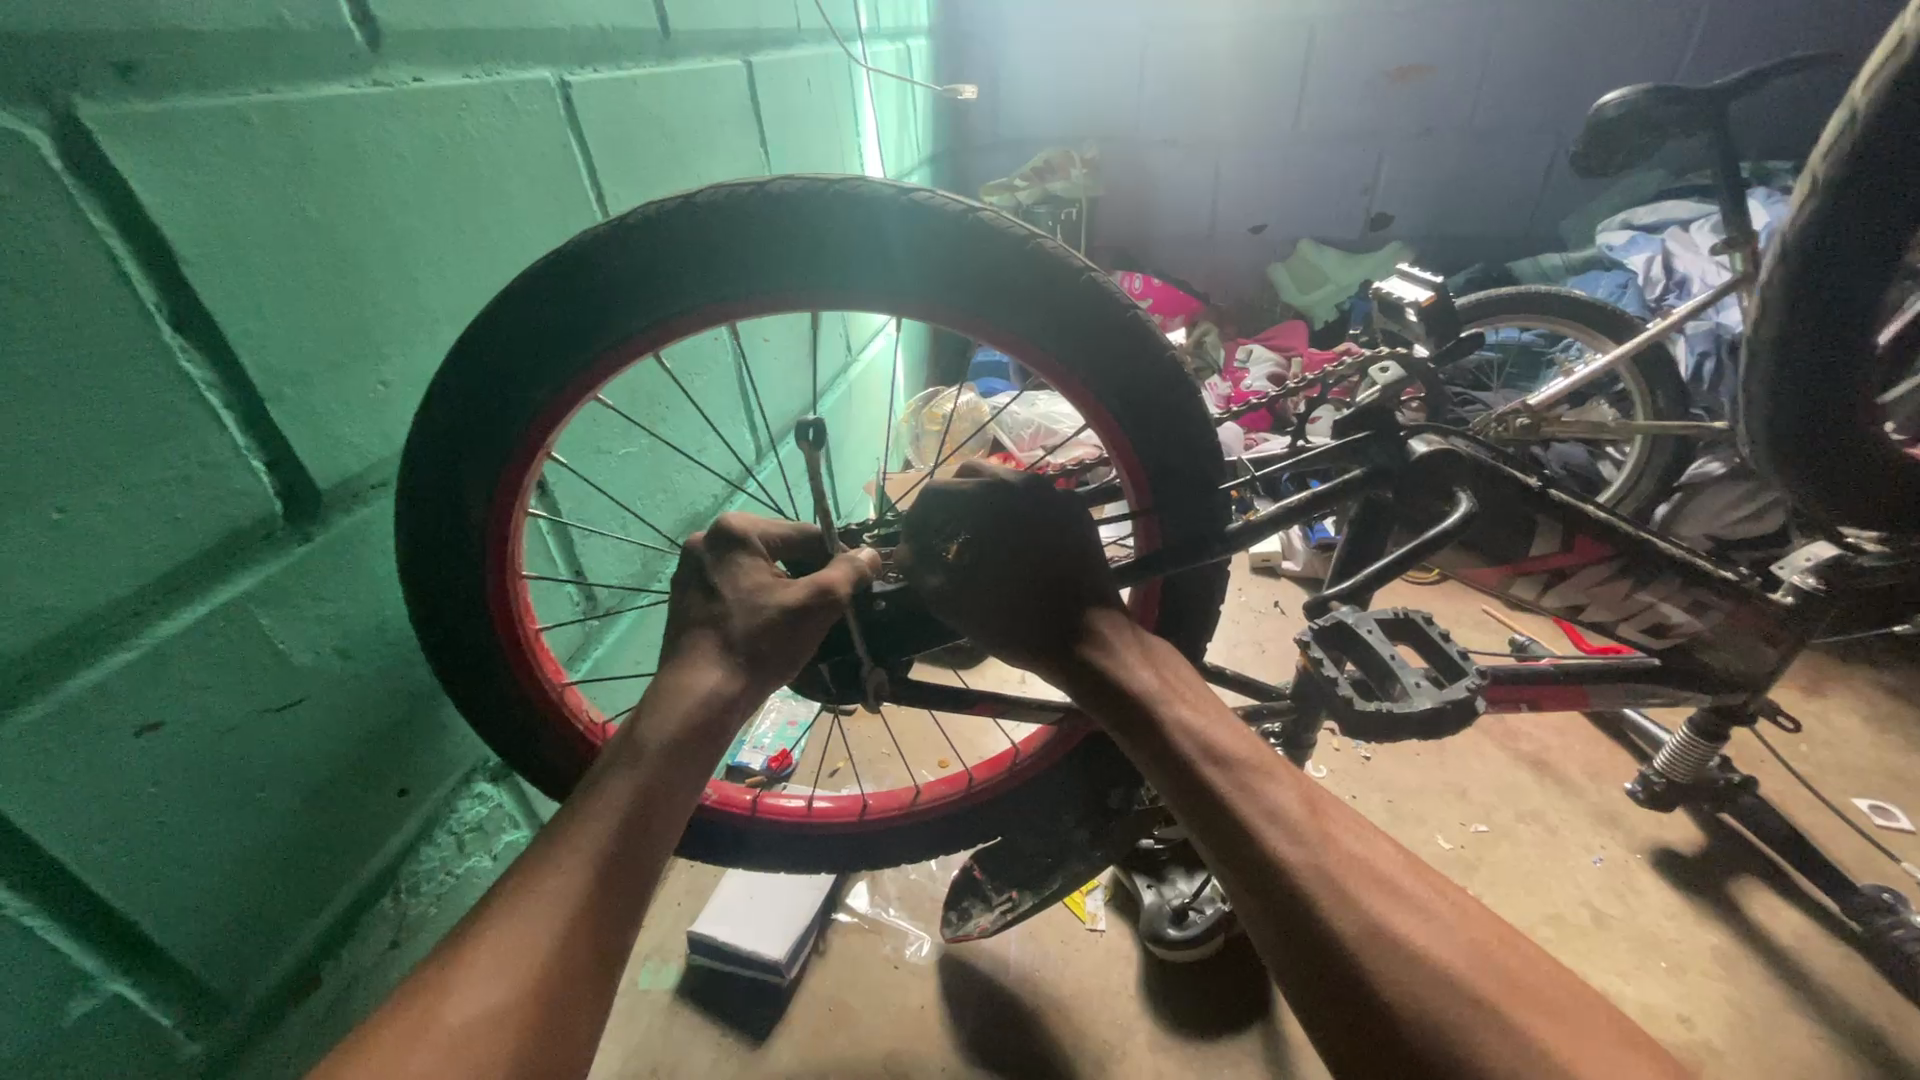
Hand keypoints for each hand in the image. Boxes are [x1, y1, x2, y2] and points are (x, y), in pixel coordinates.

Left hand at [656, 513, 880, 706]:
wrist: (700, 697)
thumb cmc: (759, 644)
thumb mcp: (817, 605)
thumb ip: (848, 573)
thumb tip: (870, 554)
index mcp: (737, 530)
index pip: (806, 535)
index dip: (837, 559)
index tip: (855, 585)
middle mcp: (708, 539)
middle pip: (779, 550)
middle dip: (807, 575)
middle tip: (829, 607)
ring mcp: (691, 569)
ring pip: (757, 571)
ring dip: (783, 589)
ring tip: (802, 620)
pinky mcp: (685, 597)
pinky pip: (735, 589)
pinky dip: (757, 602)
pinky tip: (769, 628)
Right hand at [898, 460, 1123, 674]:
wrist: (1090, 640)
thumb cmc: (1016, 623)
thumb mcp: (952, 600)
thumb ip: (918, 567)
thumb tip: (904, 550)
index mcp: (989, 499)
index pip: (935, 493)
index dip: (915, 521)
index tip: (913, 548)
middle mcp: (1023, 482)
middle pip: (968, 477)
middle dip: (948, 506)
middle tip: (940, 542)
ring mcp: (1055, 492)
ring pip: (1004, 483)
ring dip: (980, 507)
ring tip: (974, 545)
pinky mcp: (1075, 510)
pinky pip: (1034, 499)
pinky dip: (1013, 515)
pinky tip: (1012, 549)